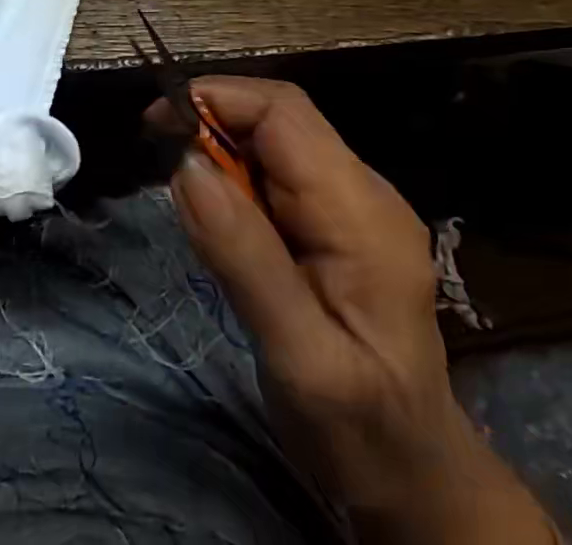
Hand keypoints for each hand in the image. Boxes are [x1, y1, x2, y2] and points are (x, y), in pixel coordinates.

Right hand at [151, 78, 552, 544]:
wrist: (414, 471)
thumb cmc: (360, 427)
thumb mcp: (298, 355)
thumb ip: (245, 257)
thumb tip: (187, 166)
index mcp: (362, 214)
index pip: (285, 115)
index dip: (218, 100)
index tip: (156, 125)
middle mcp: (364, 193)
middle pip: (282, 121)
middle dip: (215, 123)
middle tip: (160, 160)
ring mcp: (355, 207)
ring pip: (278, 146)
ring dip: (223, 153)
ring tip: (184, 198)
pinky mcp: (338, 226)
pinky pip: (280, 178)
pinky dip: (237, 181)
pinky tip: (219, 219)